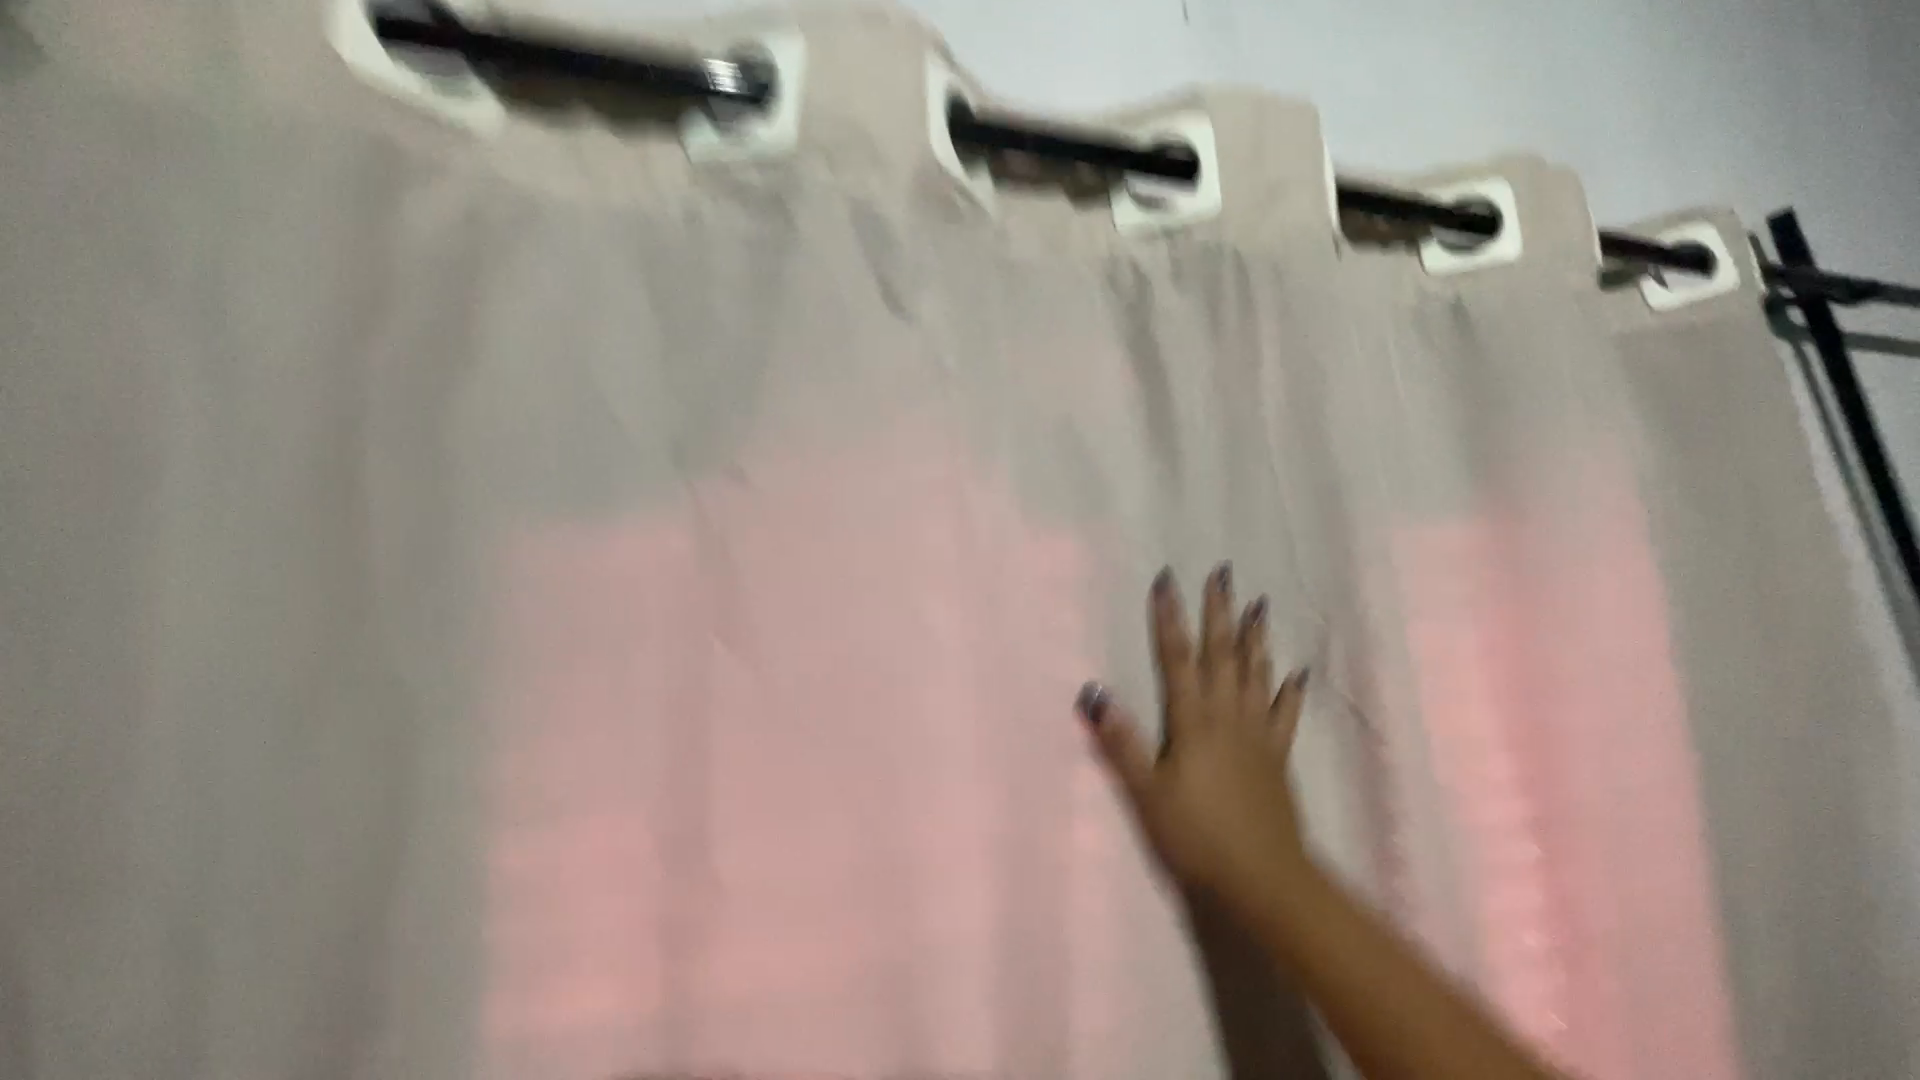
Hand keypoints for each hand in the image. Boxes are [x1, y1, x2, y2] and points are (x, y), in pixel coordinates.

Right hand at [1078, 563, 1312, 913]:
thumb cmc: (1196, 837)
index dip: (1170, 618)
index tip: (1168, 579)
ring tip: (1259, 605)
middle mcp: (1227, 718)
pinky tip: (1297, 671)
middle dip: (1218, 613)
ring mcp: (1257, 736)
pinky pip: (1284, 715)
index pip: (1177, 659)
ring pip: (1255, 675)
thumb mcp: (1147, 793)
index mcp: (1192, 722)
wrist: (1263, 880)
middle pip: (1221, 655)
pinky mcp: (1277, 759)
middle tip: (1224, 573)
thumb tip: (1094, 692)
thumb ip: (1121, 742)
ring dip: (1254, 638)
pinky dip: (1290, 690)